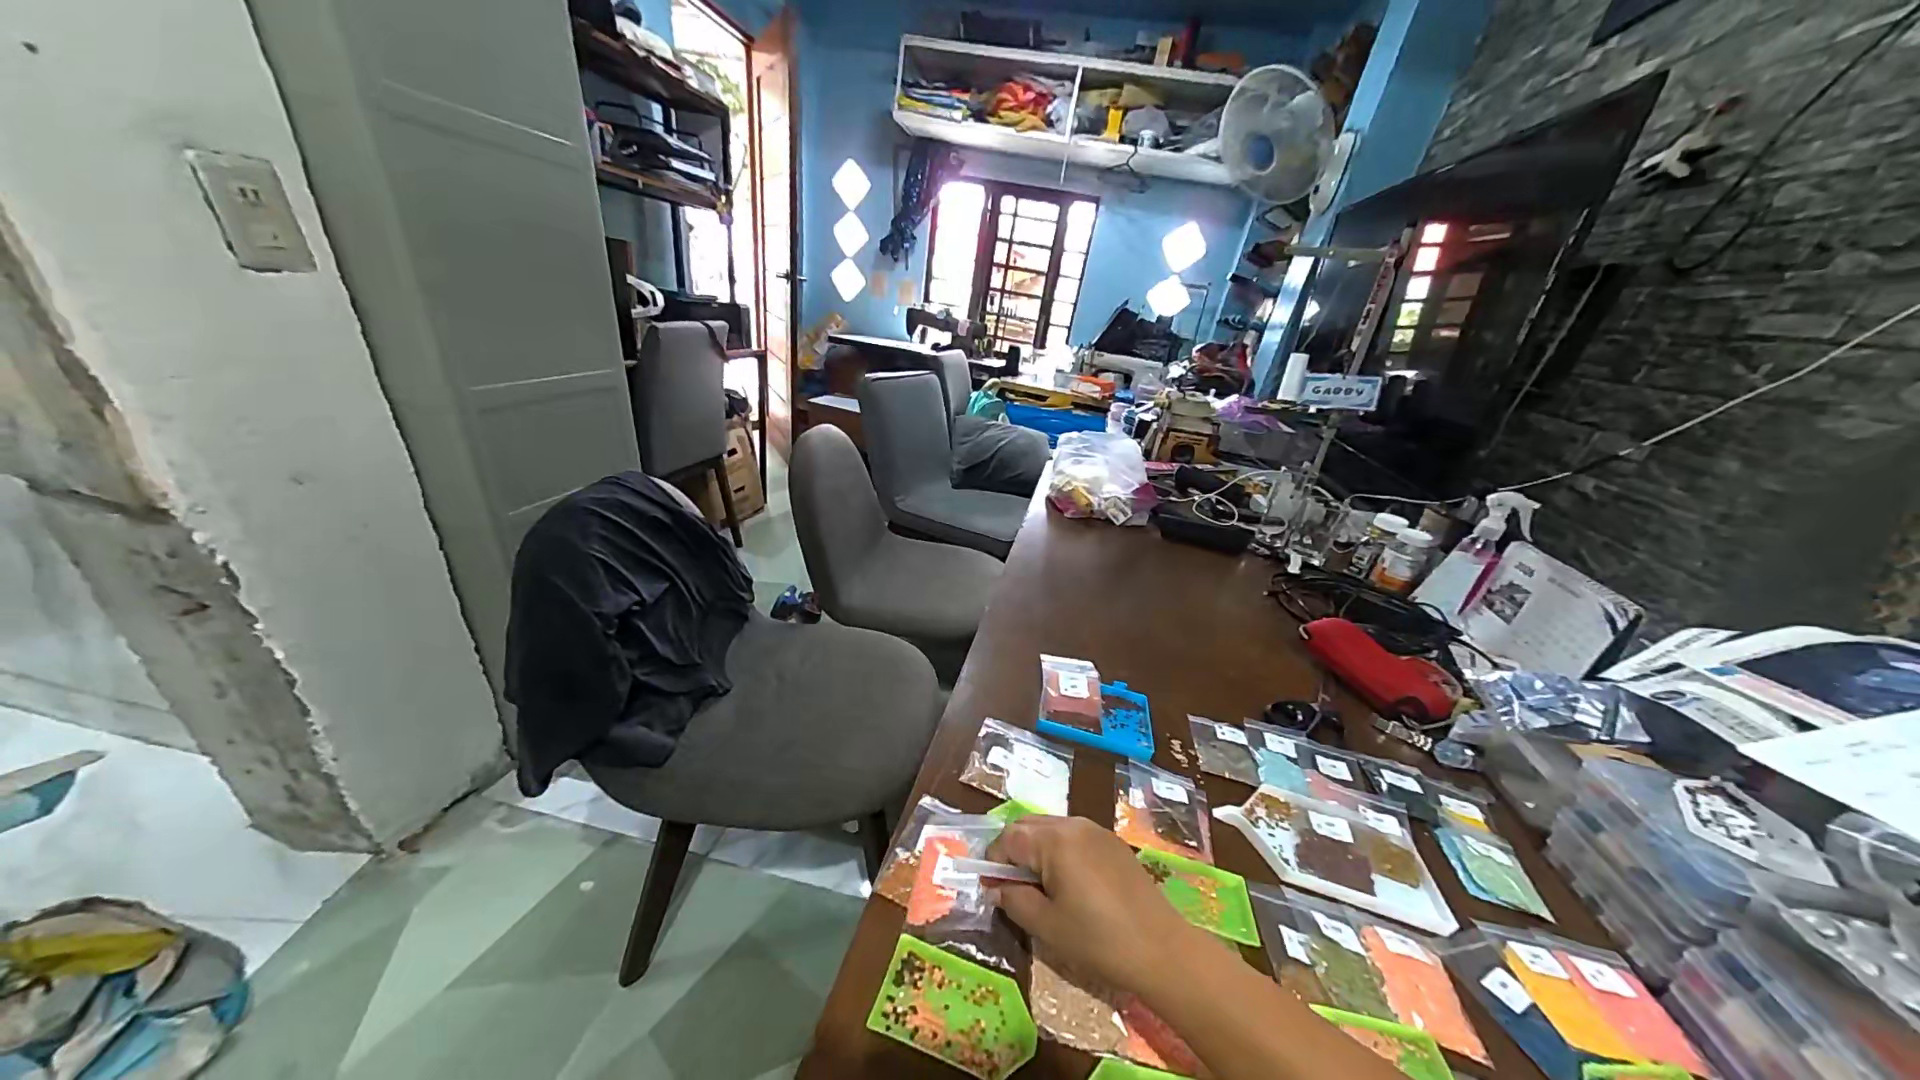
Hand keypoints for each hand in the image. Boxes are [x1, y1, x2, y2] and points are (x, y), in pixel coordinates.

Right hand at [987, 815, 1221, 994]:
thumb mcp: (1047, 925)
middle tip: (1013, 888)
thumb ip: (1014, 901)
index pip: (1008, 838)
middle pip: (1028, 826)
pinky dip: (1060, 851)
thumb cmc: (1098, 939)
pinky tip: (1070, 884)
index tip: (994, 890)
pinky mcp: (1113, 842)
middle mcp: (1073, 824)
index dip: (994, 862)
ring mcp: (1096, 830)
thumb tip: (998, 888)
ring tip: (1041, 888)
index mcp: (1054, 840)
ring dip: (1036, 850)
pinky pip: (1074, 836)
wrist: (1162, 949)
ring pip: (1051, 828)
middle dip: (1014, 851)